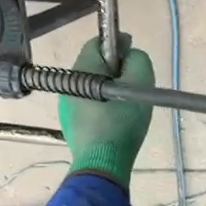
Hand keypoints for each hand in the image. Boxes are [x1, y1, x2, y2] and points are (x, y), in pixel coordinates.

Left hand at [58, 36, 153, 186]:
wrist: (102, 163)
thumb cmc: (122, 122)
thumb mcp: (140, 84)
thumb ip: (138, 60)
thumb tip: (130, 55)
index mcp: (83, 69)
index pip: (98, 43)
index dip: (118, 44)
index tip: (134, 55)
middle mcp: (69, 83)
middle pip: (94, 64)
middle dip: (116, 68)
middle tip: (135, 81)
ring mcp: (66, 104)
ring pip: (91, 84)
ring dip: (109, 86)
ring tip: (127, 101)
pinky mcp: (70, 122)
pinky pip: (88, 103)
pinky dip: (102, 103)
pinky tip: (115, 118)